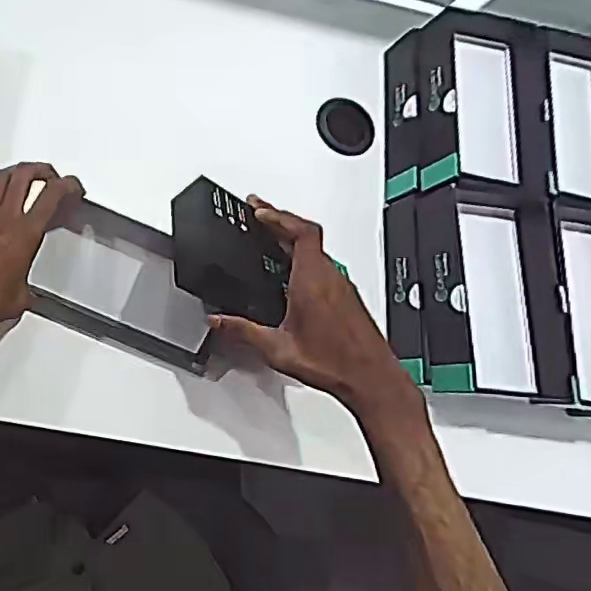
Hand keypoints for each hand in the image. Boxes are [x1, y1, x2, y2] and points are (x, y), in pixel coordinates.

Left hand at [0, 161, 83, 361]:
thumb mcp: (18, 298)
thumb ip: (26, 290)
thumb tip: (25, 295)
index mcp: (24, 234)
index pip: (52, 195)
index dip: (67, 185)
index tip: (72, 186)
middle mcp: (3, 219)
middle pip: (25, 175)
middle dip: (43, 170)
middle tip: (50, 176)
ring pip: (0, 178)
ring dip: (16, 170)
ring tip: (24, 172)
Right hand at [209, 197, 419, 422]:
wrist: (372, 379)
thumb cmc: (336, 363)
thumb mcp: (276, 349)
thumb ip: (242, 331)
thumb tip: (218, 320)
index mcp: (312, 282)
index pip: (300, 232)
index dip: (278, 216)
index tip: (259, 211)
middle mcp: (330, 278)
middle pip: (307, 234)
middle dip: (280, 221)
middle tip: (258, 213)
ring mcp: (341, 286)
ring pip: (316, 248)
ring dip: (293, 237)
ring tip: (271, 236)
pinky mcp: (347, 296)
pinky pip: (323, 263)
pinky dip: (303, 255)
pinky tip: (290, 270)